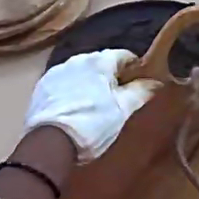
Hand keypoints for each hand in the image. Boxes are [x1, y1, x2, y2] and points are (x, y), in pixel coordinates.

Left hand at [22, 49, 160, 161]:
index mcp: (99, 61)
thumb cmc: (93, 124)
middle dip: (111, 76)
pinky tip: (75, 109)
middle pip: (101, 63)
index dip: (135, 68)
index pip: (124, 55)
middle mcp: (77, 59)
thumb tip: (155, 82)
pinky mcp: (42, 86)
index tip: (140, 82)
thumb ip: (140, 92)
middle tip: (119, 97)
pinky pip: (64, 83)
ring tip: (96, 105)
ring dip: (90, 83)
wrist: (50, 143)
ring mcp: (57, 72)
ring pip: (81, 72)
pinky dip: (72, 91)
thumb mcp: (122, 110)